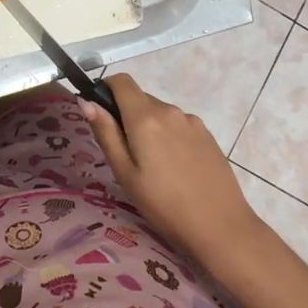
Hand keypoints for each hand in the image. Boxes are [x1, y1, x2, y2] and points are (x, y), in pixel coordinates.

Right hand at [84, 74, 265, 260]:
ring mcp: (192, 121)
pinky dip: (169, 137)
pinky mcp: (207, 135)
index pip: (121, 81)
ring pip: (160, 114)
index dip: (106, 90)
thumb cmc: (164, 205)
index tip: (101, 114)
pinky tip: (176, 169)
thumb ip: (105, 133)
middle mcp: (169, 110)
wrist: (221, 226)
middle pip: (140, 98)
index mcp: (145, 117)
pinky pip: (178, 125)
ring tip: (154, 167)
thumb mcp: (125, 173)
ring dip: (149, 128)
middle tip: (127, 155)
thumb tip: (86, 101)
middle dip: (127, 116)